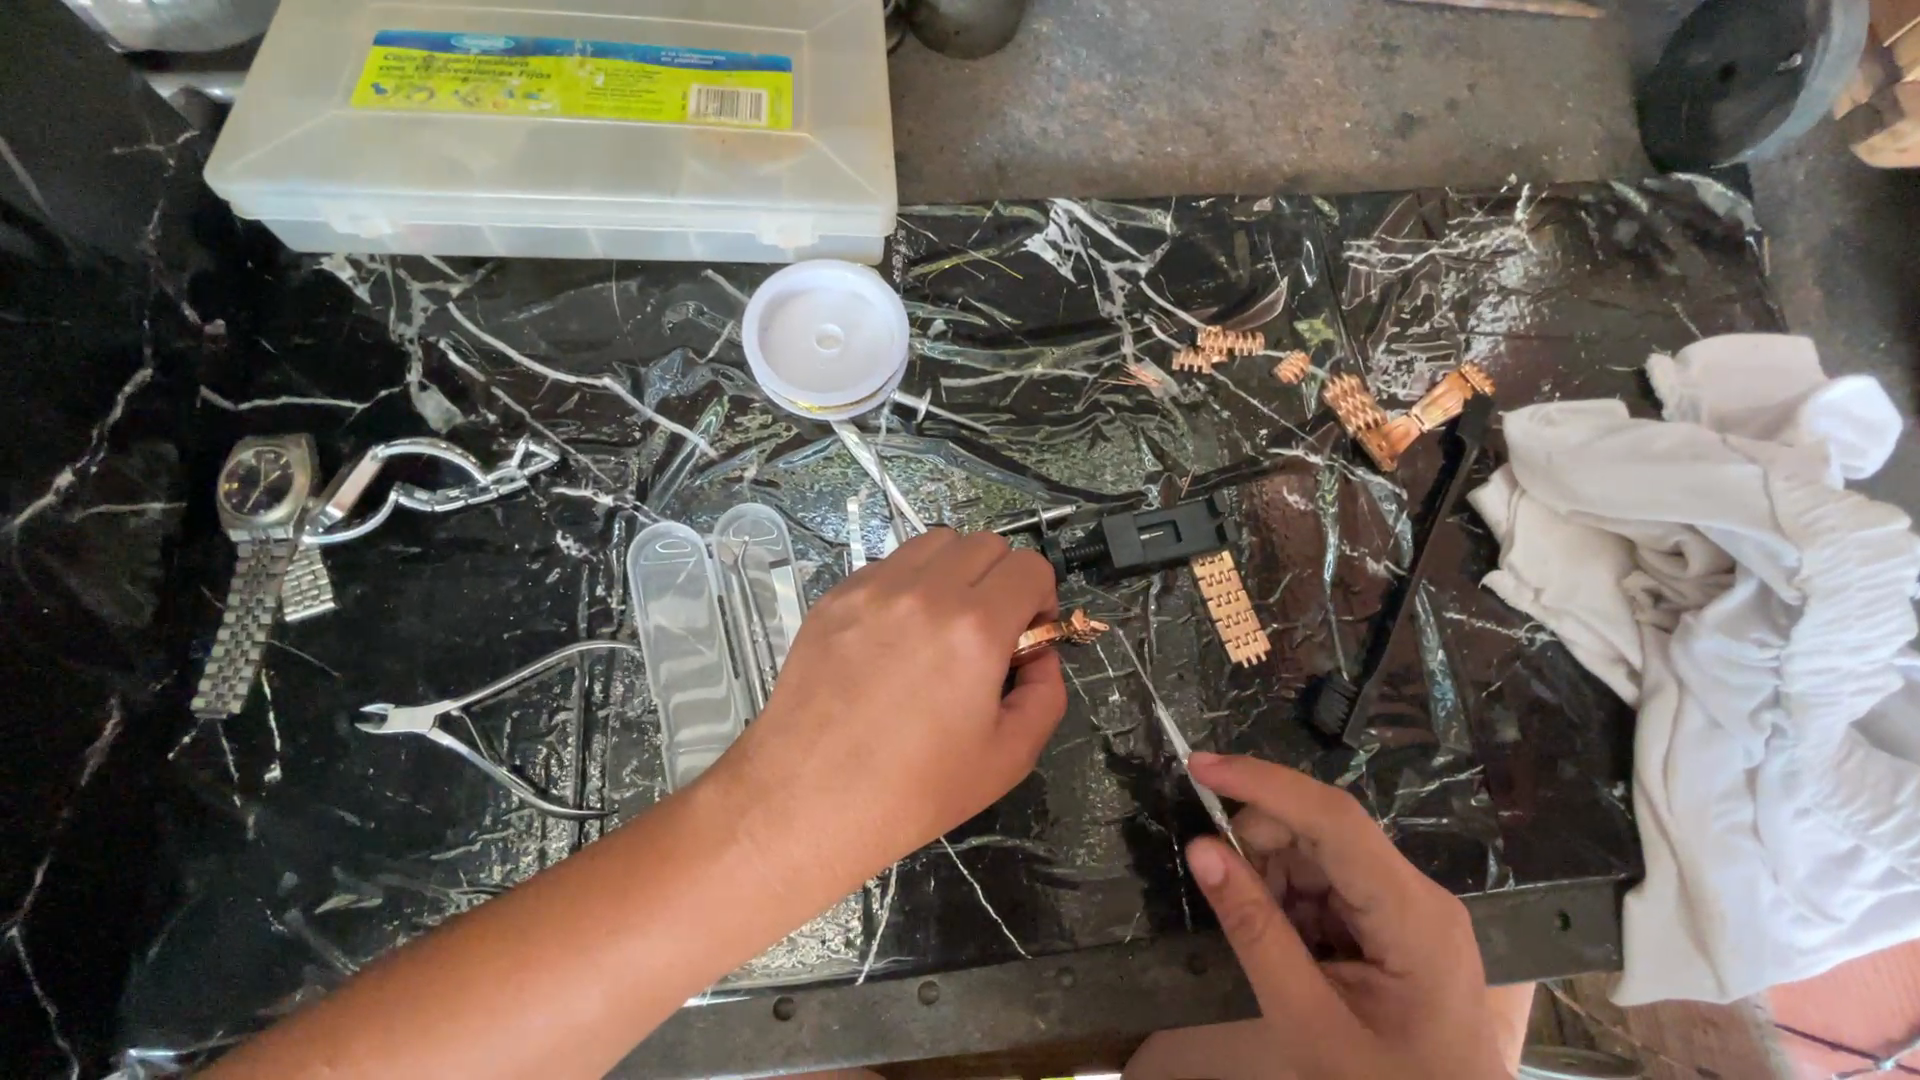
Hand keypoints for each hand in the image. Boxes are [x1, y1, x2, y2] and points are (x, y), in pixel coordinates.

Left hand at [709, 528, 1068, 887]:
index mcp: (975, 628)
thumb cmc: (913, 790)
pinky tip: (895, 635)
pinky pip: (888, 564)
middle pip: (986, 543)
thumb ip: (1045, 695)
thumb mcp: (1008, 758)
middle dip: (1002, 579)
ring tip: (943, 623)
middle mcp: (925, 591)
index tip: (1028, 633)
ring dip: (955, 571)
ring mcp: (873, 588)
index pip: (1030, 567)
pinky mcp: (835, 597)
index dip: (1042, 597)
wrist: (806, 800)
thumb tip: (1039, 656)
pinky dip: (908, 583)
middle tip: (990, 630)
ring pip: (935, 542)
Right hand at [1184, 753, 1511, 1079]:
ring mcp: (1408, 905)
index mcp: (1412, 915)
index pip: (1334, 818)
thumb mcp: (1308, 1023)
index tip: (1198, 766)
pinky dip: (1289, 902)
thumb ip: (1254, 932)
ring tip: (1268, 946)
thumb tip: (1200, 848)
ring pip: (1317, 853)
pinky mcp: (1395, 920)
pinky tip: (1288, 949)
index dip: (1263, 783)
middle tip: (1224, 897)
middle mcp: (1417, 893)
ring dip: (1271, 879)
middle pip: (1321, 831)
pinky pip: (1326, 882)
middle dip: (1259, 846)